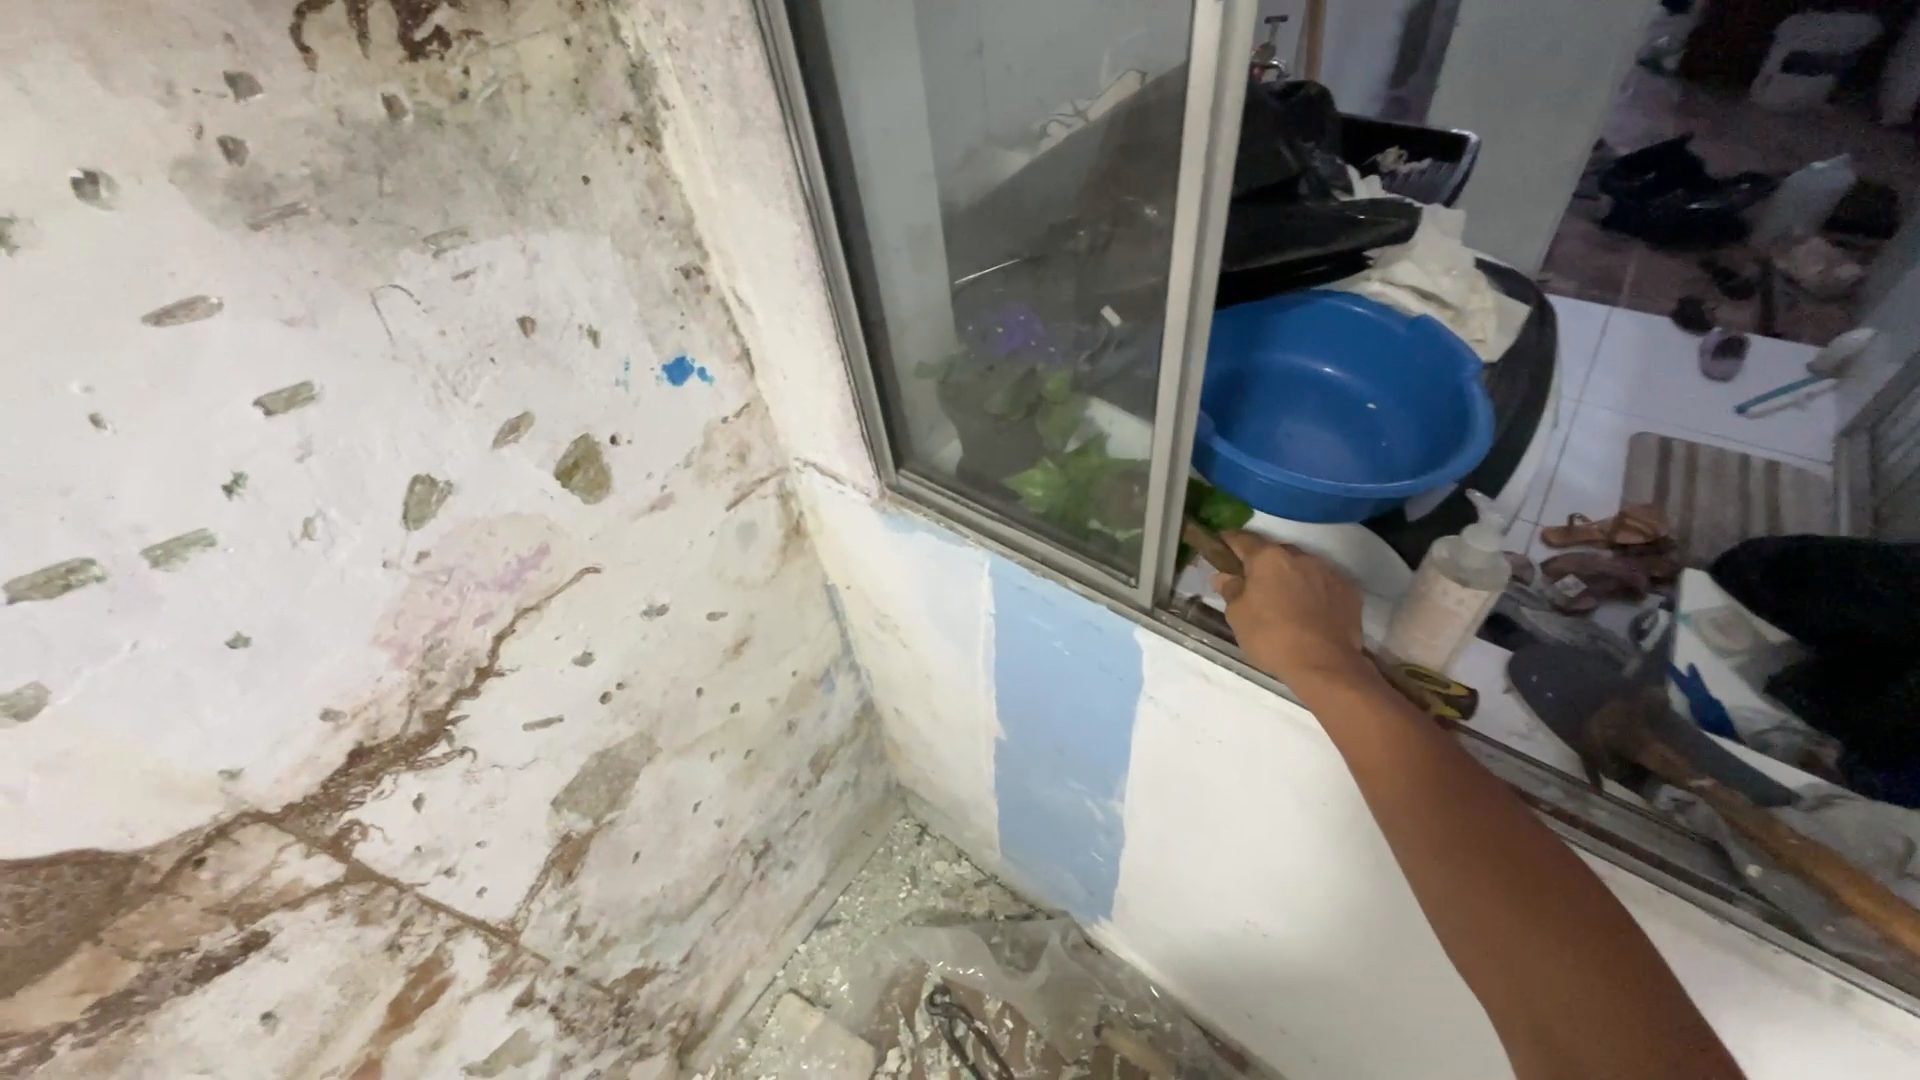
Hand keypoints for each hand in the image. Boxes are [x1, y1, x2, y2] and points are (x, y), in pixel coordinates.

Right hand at [1212, 531, 1369, 687]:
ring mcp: (1327, 571)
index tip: (1220, 548)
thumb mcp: (1237, 616)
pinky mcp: (1348, 588)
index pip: (1242, 539)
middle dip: (1262, 564)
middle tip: (1253, 584)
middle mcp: (1299, 556)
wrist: (1325, 664)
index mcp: (1267, 558)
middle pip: (1274, 552)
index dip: (1227, 543)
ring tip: (1285, 600)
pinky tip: (1310, 611)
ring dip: (1290, 576)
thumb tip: (1224, 576)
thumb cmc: (1271, 637)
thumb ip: (1230, 589)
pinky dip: (1314, 590)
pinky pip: (1323, 582)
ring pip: (1301, 566)